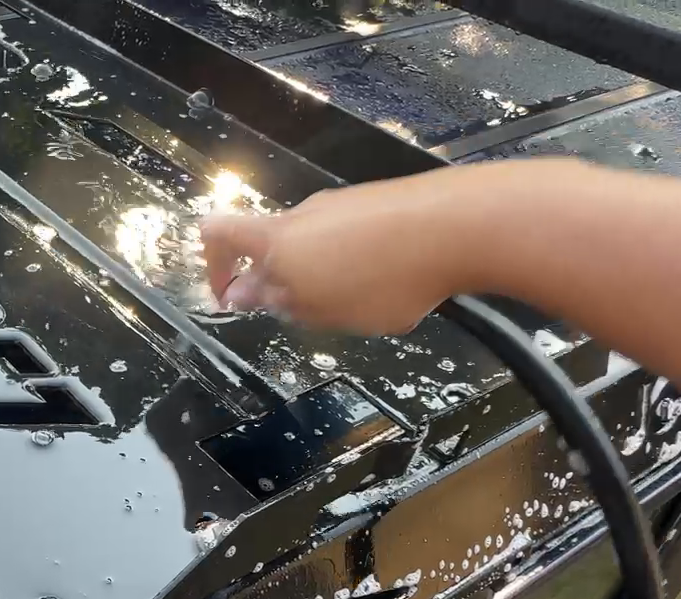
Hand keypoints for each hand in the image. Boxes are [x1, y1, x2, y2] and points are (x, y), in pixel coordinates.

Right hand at [202, 164, 548, 334]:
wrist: (467, 225)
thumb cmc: (383, 279)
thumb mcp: (319, 308)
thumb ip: (275, 301)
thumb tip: (239, 292)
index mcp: (276, 239)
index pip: (218, 234)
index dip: (213, 267)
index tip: (230, 298)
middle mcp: (303, 214)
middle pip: (268, 244)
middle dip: (277, 281)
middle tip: (305, 313)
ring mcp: (343, 204)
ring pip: (311, 244)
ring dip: (318, 276)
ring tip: (355, 302)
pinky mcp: (379, 202)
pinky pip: (348, 237)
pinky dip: (352, 262)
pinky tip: (387, 282)